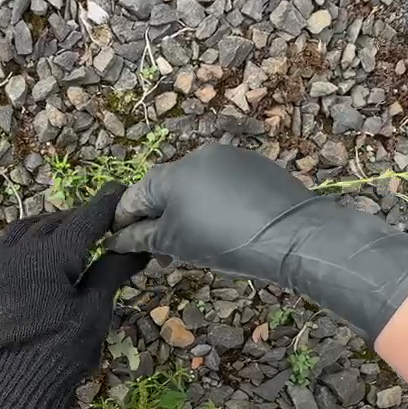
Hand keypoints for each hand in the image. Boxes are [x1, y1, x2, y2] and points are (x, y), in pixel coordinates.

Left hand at [0, 186, 149, 408]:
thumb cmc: (61, 348)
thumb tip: (137, 246)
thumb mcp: (94, 310)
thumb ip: (111, 271)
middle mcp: (21, 249)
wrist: (15, 382)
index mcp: (52, 253)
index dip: (105, 206)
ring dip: (46, 227)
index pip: (85, 219)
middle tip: (99, 223)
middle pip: (55, 222)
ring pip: (24, 229)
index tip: (121, 192)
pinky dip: (15, 242)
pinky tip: (23, 250)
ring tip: (65, 233)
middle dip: (78, 219)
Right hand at [107, 144, 407, 339]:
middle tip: (163, 252)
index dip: (123, 224)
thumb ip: (139, 238)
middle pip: (163, 190)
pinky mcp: (255, 165)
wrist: (292, 235)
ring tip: (197, 242)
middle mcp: (195, 156)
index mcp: (169, 174)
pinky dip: (214, 204)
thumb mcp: (173, 243)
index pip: (132, 198)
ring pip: (193, 187)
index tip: (122, 245)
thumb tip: (114, 240)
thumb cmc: (222, 240)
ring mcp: (228, 157)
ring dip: (186, 212)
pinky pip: (222, 185)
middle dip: (158, 219)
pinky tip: (226, 228)